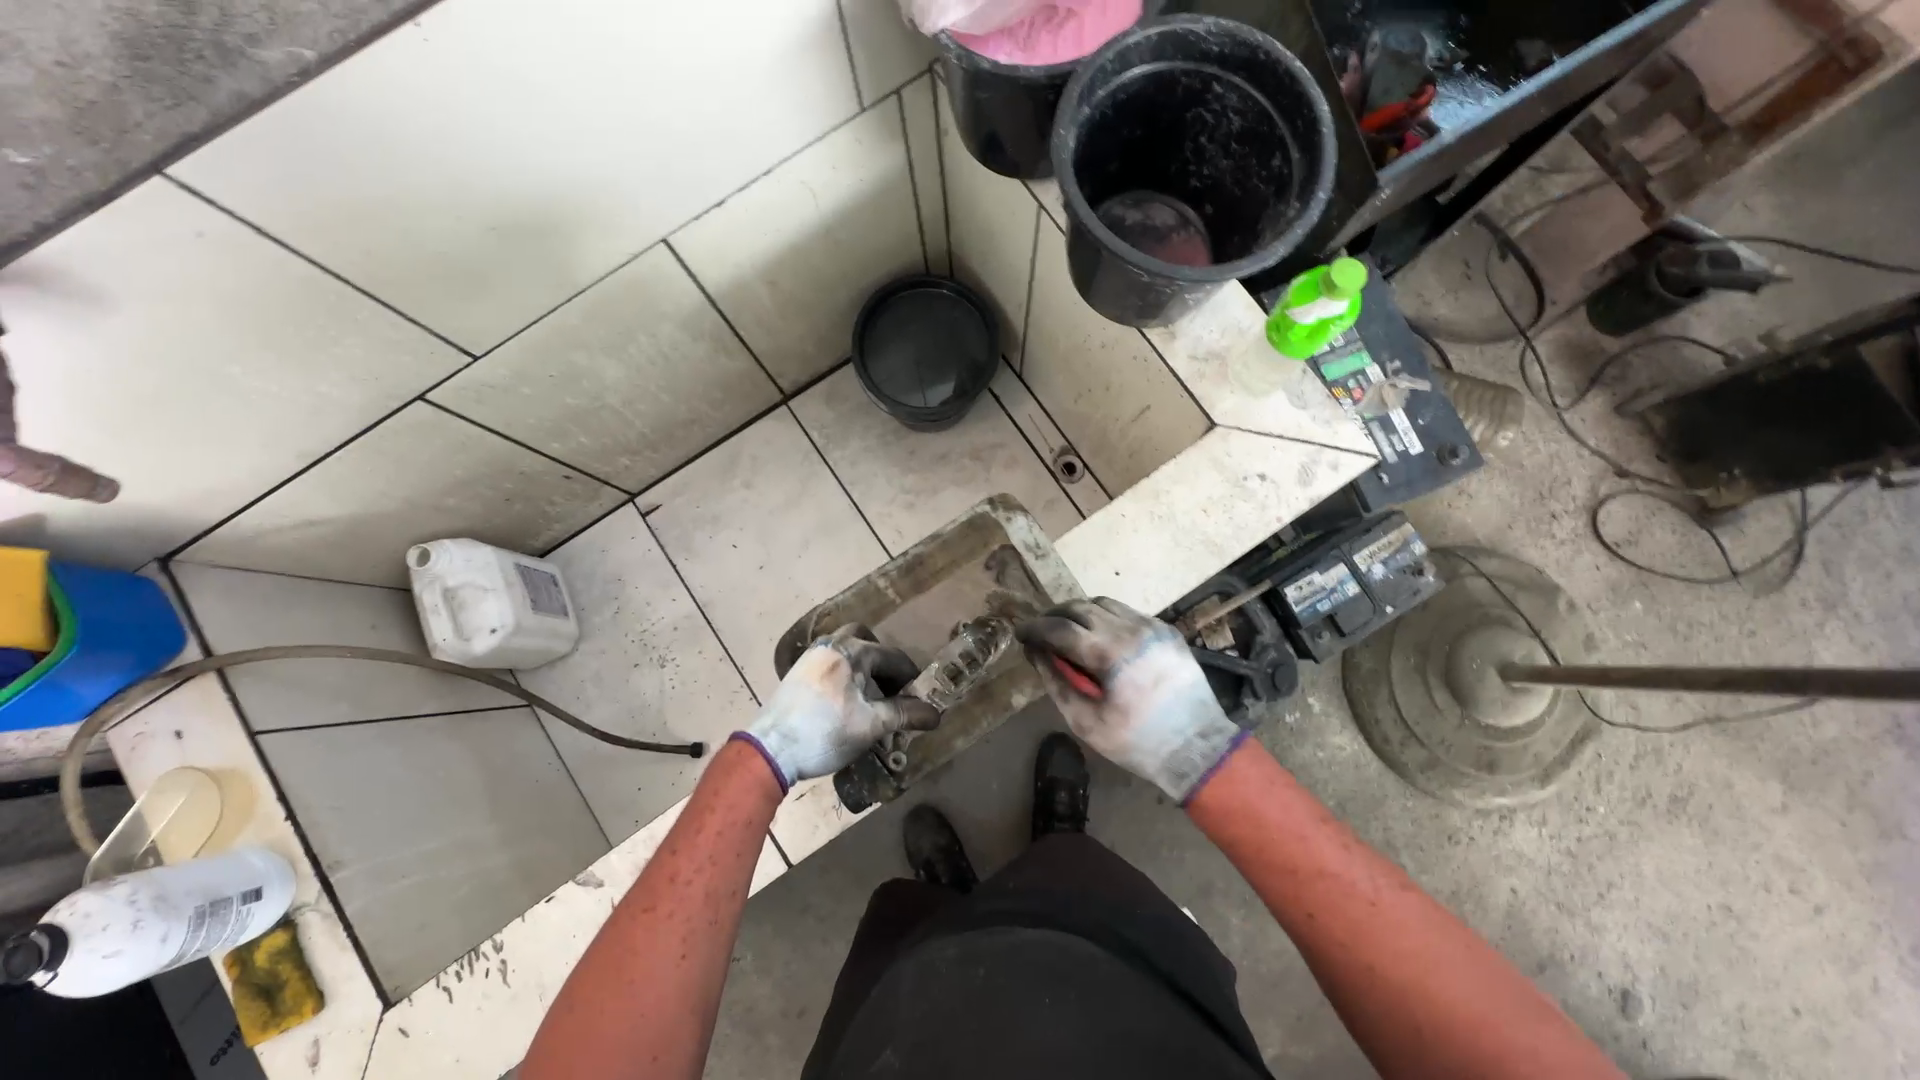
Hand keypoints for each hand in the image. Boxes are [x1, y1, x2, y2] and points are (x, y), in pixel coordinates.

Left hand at [736, 625, 940, 792]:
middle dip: (882, 662)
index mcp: (851, 651)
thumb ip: (904, 715)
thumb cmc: (824, 733)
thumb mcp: (871, 726)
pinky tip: (846, 702)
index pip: (892, 657)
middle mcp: (830, 645)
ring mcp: (810, 658)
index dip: (911, 679)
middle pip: (865, 641)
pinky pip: (830, 664)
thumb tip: (936, 715)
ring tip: (870, 697)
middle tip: (891, 689)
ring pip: (845, 651)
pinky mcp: (797, 674)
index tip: (920, 700)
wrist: (770, 750)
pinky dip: (844, 675)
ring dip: (862, 668)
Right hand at [1016, 598, 1245, 803]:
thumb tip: (1035, 654)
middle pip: (1080, 607)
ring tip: (1068, 633)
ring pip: (1104, 604)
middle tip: (1040, 632)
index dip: (1034, 628)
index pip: (1059, 627)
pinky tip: (1101, 639)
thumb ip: (1056, 683)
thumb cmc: (1137, 742)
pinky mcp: (1167, 632)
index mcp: (1109, 652)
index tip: (1020, 634)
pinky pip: (1128, 613)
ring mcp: (1152, 627)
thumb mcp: (1086, 722)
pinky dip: (1106, 619)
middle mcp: (1131, 629)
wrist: (1197, 747)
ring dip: (1080, 614)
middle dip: (1054, 616)